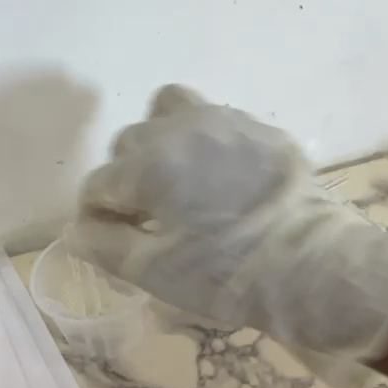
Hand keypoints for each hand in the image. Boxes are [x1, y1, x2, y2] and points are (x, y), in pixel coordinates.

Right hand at [70, 85, 387, 380]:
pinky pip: (214, 122)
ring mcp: (225, 122)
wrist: (314, 268)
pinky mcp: (262, 130)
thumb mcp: (156, 272)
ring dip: (158, 143)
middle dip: (125, 181)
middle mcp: (181, 128)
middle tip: (143, 223)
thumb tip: (74, 232)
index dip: (94, 218)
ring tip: (173, 183)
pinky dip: (200, 145)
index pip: (99, 186)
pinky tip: (216, 183)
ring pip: (169, 111)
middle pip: (129, 145)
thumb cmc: (226, 275)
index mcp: (149, 164)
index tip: (106, 244)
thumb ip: (105, 247)